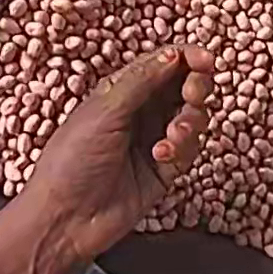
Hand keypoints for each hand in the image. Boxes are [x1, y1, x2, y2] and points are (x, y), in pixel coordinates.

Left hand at [13, 46, 213, 269]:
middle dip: (195, 86)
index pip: (163, 63)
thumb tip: (174, 55)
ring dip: (190, 120)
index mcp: (122, 89)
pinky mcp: (165, 168)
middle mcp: (141, 110)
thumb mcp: (105, 111)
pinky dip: (182, 147)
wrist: (66, 218)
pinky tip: (162, 155)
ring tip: (173, 134)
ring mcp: (154, 138)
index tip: (206, 60)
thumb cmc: (73, 158)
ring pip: (191, 116)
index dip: (187, 57)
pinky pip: (189, 148)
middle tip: (193, 95)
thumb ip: (142, 81)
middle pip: (184, 86)